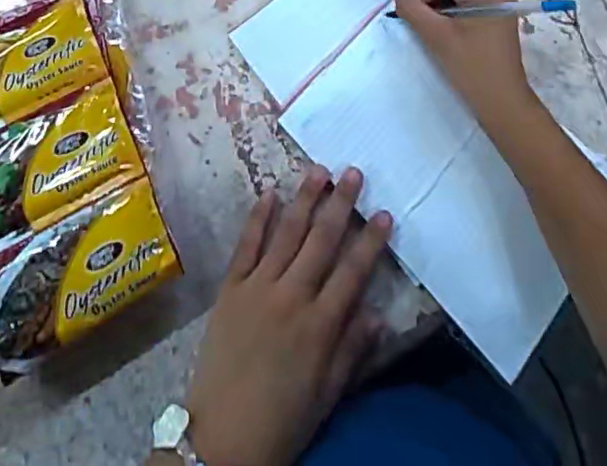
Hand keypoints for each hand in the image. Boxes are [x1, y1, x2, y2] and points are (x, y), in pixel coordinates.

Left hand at [185, 166, 392, 465]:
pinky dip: (258, 218)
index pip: (353, 272)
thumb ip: (353, 350)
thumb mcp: (328, 394)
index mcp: (320, 325)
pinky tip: (269, 194)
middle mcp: (291, 296)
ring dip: (303, 199)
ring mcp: (257, 287)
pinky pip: (246, 245)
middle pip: (320, 241)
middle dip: (340, 204)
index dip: (371, 241)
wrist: (221, 436)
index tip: (384, 212)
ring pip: (285, 233)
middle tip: (354, 172)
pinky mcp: (230, 287)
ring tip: (318, 170)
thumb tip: (379, 314)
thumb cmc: (283, 419)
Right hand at [388, 0, 536, 117]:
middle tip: (436, 27)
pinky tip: (454, 35)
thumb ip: (411, 7)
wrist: (502, 100)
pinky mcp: (496, 12)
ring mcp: (498, 0)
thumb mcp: (435, 36)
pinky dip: (451, 13)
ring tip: (445, 33)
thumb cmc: (471, 68)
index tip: (431, 17)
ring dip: (441, 7)